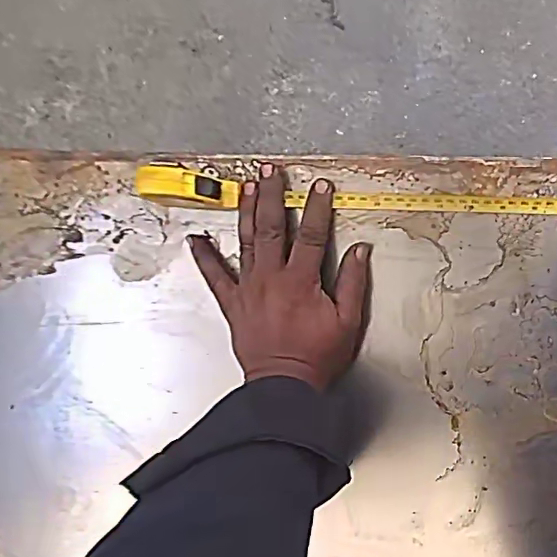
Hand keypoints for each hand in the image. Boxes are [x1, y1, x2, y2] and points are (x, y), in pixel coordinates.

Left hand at [190, 163, 371, 390]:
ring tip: (247, 187)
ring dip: (247, 211)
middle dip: (272, 196)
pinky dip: (205, 257)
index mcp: (301, 282)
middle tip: (271, 171)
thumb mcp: (348, 322)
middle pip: (272, 228)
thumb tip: (359, 252)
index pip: (312, 235)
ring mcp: (249, 289)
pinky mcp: (234, 304)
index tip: (321, 186)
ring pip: (246, 242)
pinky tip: (197, 240)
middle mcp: (272, 279)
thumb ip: (353, 283)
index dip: (318, 208)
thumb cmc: (317, 357)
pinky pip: (215, 276)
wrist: (284, 385)